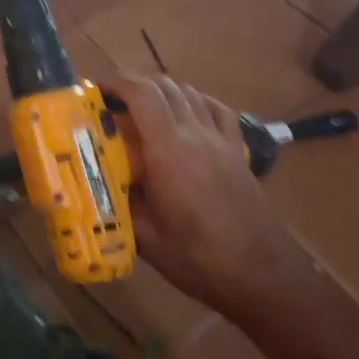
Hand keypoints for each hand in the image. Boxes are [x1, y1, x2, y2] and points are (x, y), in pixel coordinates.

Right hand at [113, 75, 315, 319]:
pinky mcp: (238, 152)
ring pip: (190, 92)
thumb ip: (119, 203)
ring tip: (143, 110)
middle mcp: (196, 135)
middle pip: (164, 86)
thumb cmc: (200, 260)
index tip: (94, 89)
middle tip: (112, 103)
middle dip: (133, 85)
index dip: (115, 81)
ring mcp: (221, 141)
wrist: (264, 277)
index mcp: (169, 150)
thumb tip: (98, 182)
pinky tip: (186, 115)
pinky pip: (217, 109)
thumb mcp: (146, 238)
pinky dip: (196, 101)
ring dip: (162, 91)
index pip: (142, 93)